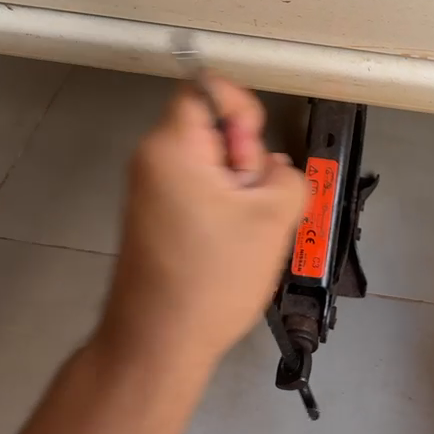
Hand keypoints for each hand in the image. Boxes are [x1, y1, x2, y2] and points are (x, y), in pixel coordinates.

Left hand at [100, 76, 307, 368]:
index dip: (241, 107)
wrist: (157, 344)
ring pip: (210, 163)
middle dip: (245, 158)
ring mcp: (149, 191)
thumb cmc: (213, 278)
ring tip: (245, 232)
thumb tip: (271, 168)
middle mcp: (152, 160)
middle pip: (211, 128)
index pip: (205, 89)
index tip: (255, 151)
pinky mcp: (154, 217)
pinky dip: (222, 207)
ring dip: (239, 189)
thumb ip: (285, 173)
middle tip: (253, 203)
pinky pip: (198, 190)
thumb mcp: (273, 218)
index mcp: (171, 147)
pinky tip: (232, 245)